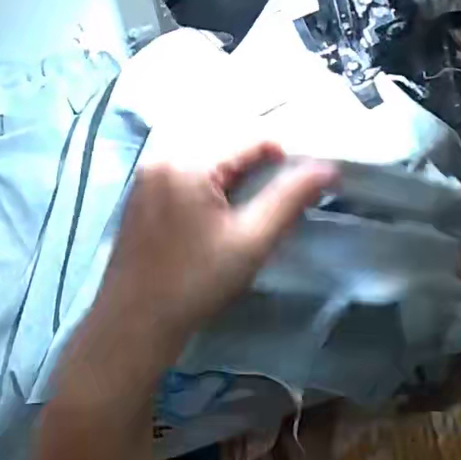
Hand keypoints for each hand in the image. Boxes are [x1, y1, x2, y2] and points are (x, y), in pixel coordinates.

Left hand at [87, 142, 333, 361]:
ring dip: (234, 170)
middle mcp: (162, 157)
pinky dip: (209, 180)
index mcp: (188, 162)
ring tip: (256, 201)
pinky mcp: (140, 194)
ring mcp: (146, 175)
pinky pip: (183, 172)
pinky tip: (222, 209)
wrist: (133, 322)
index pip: (248, 137)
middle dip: (258, 160)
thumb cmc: (196, 283)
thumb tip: (327, 168)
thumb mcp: (251, 241)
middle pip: (224, 141)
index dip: (284, 154)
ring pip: (204, 156)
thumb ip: (289, 199)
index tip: (305, 181)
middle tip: (282, 191)